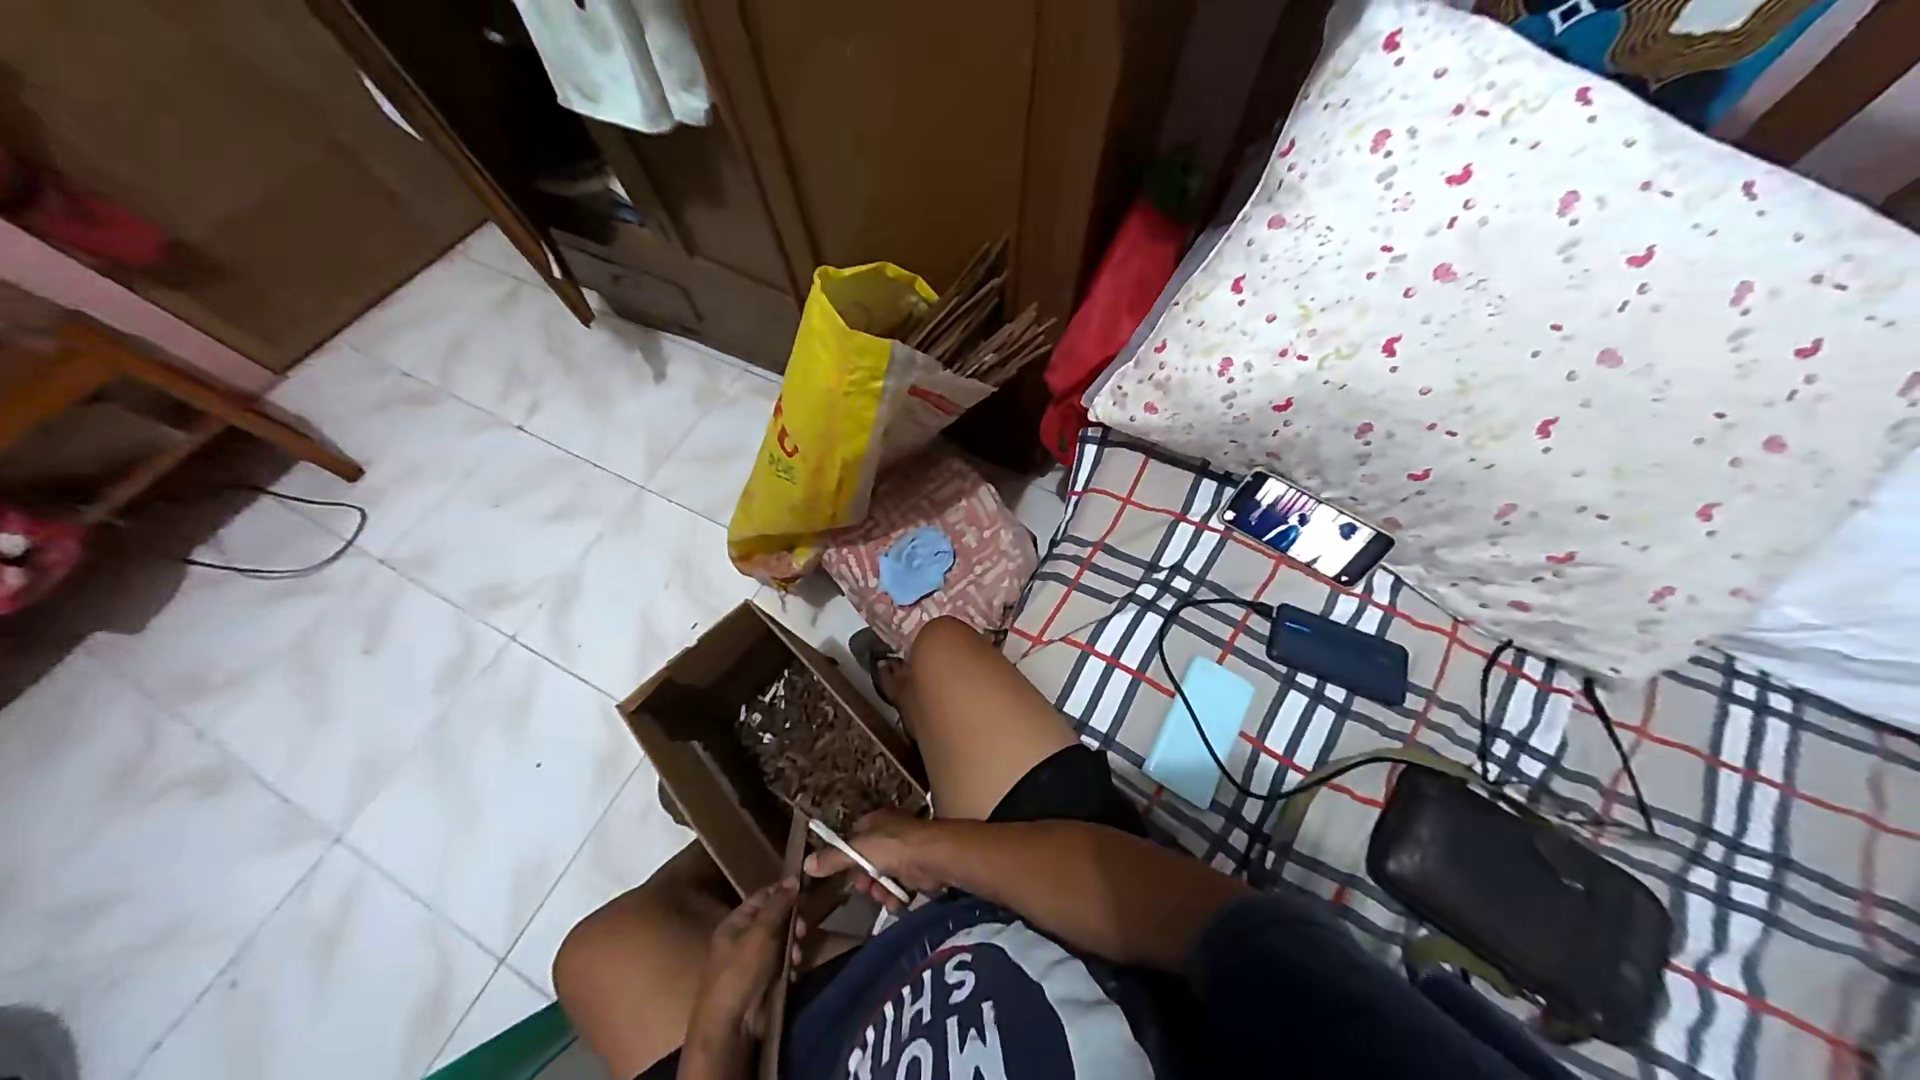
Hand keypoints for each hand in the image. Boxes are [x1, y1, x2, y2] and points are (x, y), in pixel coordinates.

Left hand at [687, 877, 800, 1044]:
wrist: (730, 1026)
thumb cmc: (741, 971)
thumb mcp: (760, 932)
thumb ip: (778, 904)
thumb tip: (793, 878)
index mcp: (736, 922)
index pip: (763, 896)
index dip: (783, 891)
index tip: (805, 891)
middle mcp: (744, 937)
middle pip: (776, 918)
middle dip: (792, 922)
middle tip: (803, 931)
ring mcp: (754, 960)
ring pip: (783, 940)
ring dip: (794, 945)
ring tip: (797, 956)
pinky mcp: (765, 979)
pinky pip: (784, 961)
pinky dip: (791, 963)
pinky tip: (794, 970)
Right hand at [802, 811, 950, 909]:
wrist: (934, 858)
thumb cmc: (894, 847)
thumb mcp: (858, 850)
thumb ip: (833, 859)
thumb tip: (806, 864)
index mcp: (875, 821)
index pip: (853, 838)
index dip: (847, 857)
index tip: (844, 874)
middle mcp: (890, 833)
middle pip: (867, 862)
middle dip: (865, 879)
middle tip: (865, 888)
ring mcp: (905, 852)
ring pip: (882, 877)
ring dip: (880, 891)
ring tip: (884, 896)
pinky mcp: (917, 870)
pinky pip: (899, 887)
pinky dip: (896, 896)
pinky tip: (898, 901)